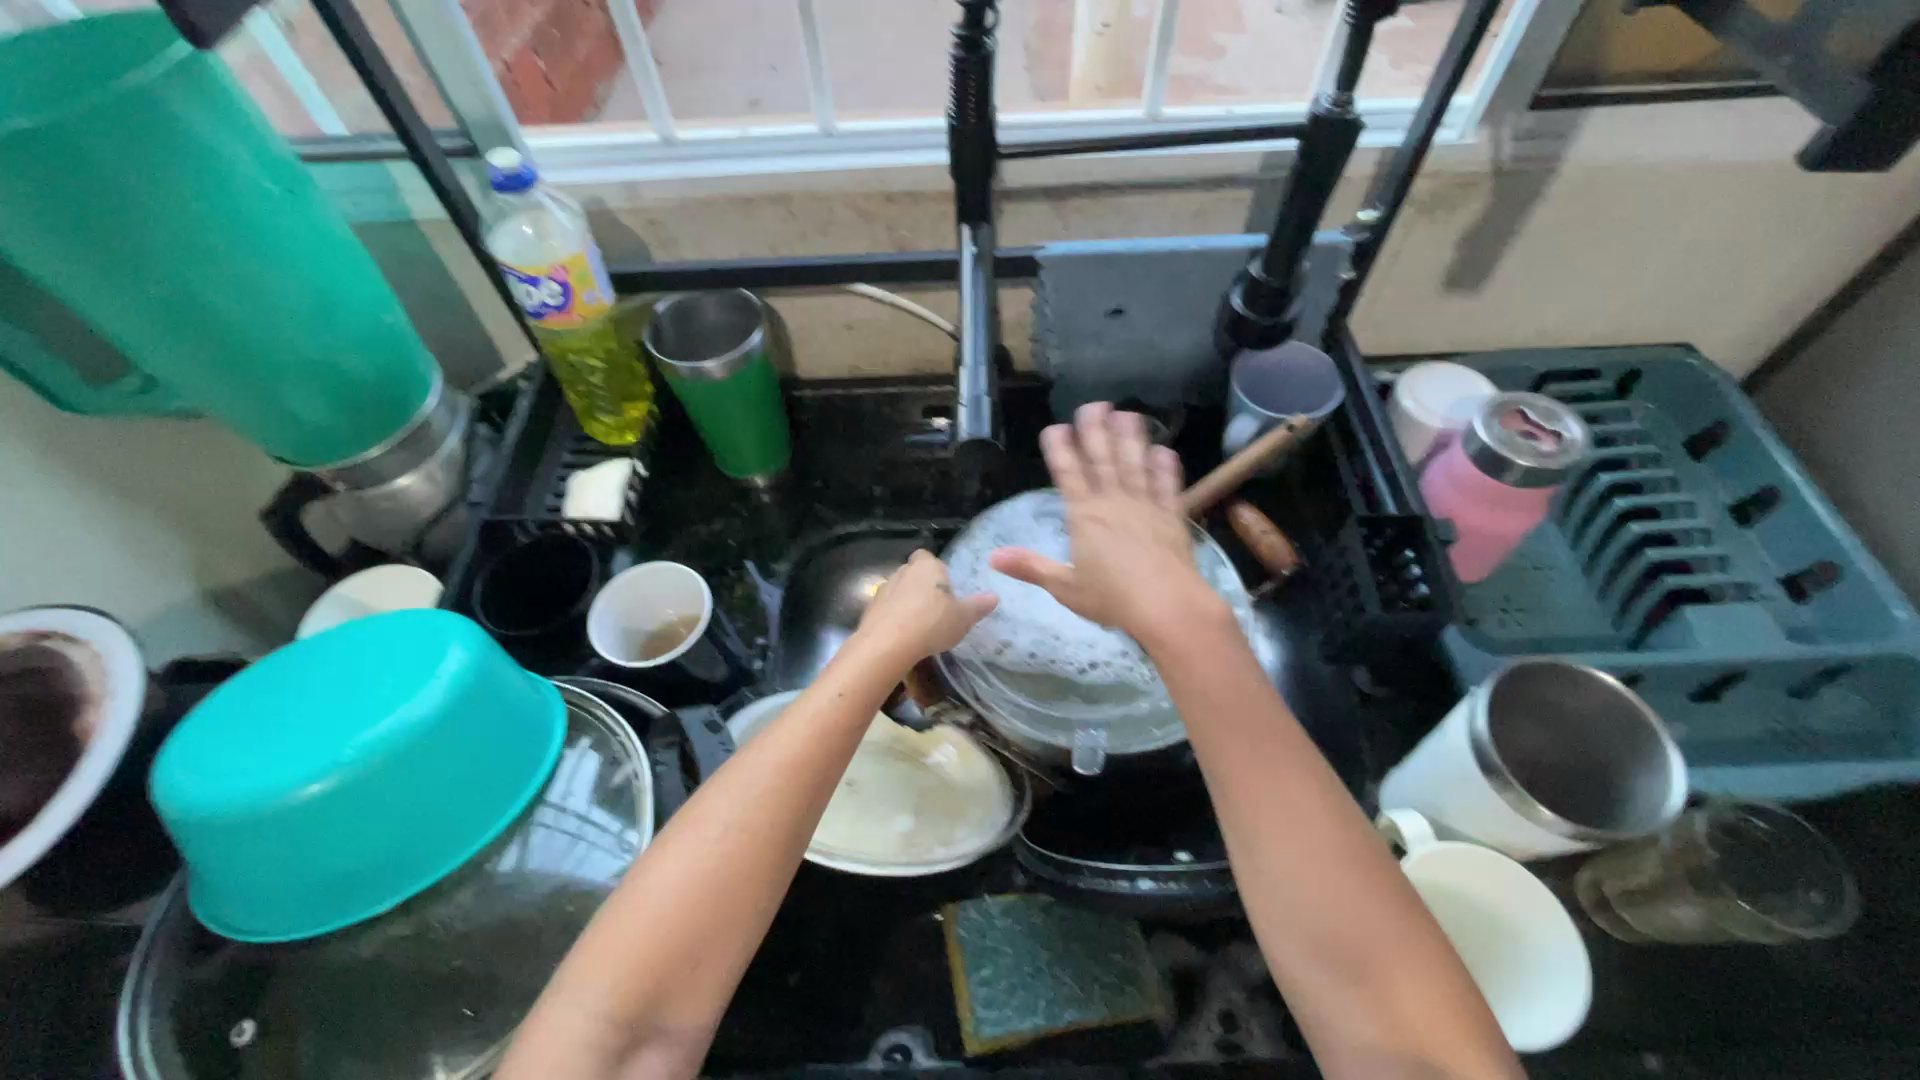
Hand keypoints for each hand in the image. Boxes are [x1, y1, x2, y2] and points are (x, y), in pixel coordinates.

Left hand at [855, 549, 998, 664]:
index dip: (934, 569)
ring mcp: (883, 590)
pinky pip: (886, 608)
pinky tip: (903, 635)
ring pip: (898, 590)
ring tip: (919, 624)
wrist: (888, 644)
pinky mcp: (870, 609)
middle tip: (935, 607)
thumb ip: (978, 606)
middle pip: (912, 572)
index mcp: (927, 566)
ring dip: (906, 601)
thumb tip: (994, 596)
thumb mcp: (963, 618)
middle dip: (921, 585)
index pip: (927, 556)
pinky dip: (893, 617)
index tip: (943, 586)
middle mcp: (903, 571)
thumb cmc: (932, 623)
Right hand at [990, 403, 1227, 643]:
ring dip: (1130, 438)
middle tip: (1093, 405)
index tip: (1054, 427)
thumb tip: (993, 557)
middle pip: (1103, 459)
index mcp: (1085, 516)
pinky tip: (1164, 451)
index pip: (1068, 474)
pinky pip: (1168, 485)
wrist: (1167, 605)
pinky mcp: (1172, 516)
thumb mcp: (1065, 587)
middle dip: (1095, 430)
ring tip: (1127, 413)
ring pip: (1135, 464)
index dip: (1060, 449)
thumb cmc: (1111, 598)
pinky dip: (1165, 467)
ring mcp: (1146, 506)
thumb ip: (1030, 567)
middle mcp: (1114, 502)